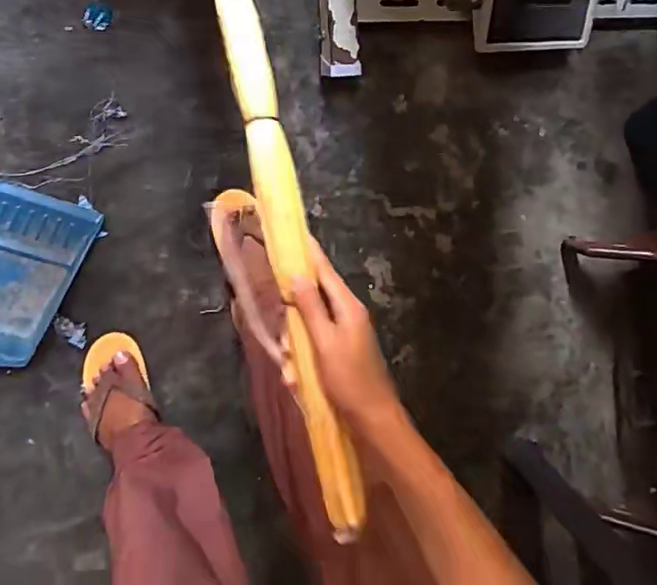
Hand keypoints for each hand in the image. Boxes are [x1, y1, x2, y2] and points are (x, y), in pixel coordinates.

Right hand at [288, 235, 404, 437]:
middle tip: (282, 337)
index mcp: (347, 306)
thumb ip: (310, 307)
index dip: (308, 253)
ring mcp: (346, 333)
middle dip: (293, 315)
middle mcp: (348, 313)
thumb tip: (297, 274)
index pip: (324, 270)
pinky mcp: (342, 352)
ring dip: (296, 344)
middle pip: (313, 297)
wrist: (374, 421)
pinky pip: (316, 345)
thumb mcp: (324, 342)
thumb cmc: (349, 380)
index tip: (292, 235)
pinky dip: (304, 359)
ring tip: (291, 369)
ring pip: (310, 325)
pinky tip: (297, 381)